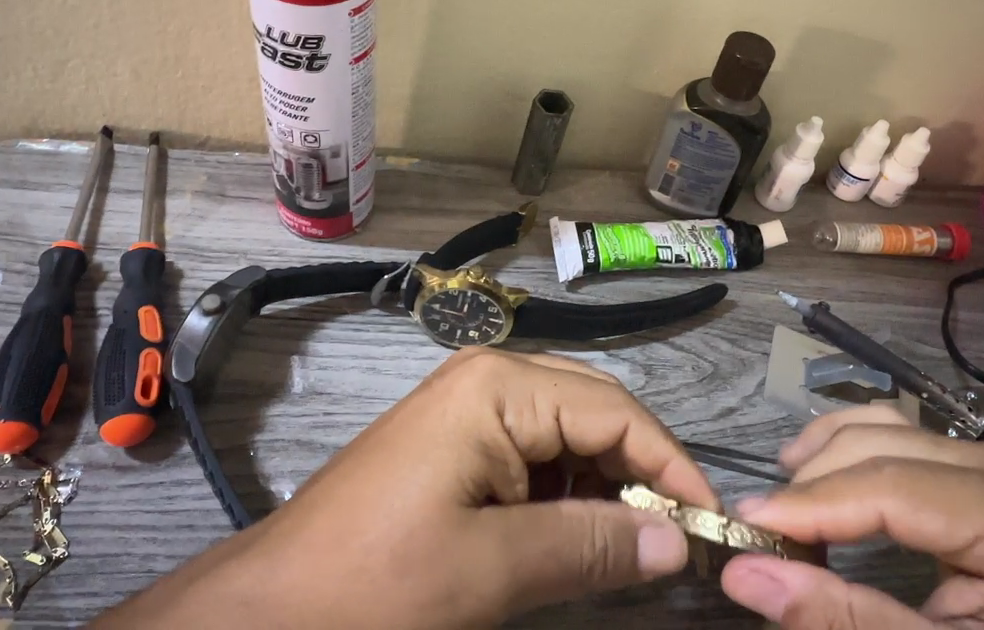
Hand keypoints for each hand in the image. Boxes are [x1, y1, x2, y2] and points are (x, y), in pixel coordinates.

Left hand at [93, 348, 717, 628]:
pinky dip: (569, 492)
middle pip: (596, 409)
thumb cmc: (378, 581)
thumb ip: (590, 546)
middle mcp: (491, 377)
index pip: (615, 410)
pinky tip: (581, 535)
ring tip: (636, 544)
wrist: (272, 606)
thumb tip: (678, 544)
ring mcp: (471, 406)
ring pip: (570, 431)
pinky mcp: (459, 440)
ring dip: (608, 484)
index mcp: (500, 385)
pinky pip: (537, 453)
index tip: (712, 527)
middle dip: (642, 470)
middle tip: (680, 539)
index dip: (670, 466)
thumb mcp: (491, 569)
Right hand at [720, 404, 983, 628]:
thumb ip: (848, 618)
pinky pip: (900, 433)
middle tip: (755, 535)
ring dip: (821, 458)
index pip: (893, 489)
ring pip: (883, 427)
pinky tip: (813, 467)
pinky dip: (847, 446)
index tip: (744, 528)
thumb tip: (743, 575)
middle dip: (810, 486)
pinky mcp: (982, 469)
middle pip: (882, 449)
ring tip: (776, 505)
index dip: (812, 505)